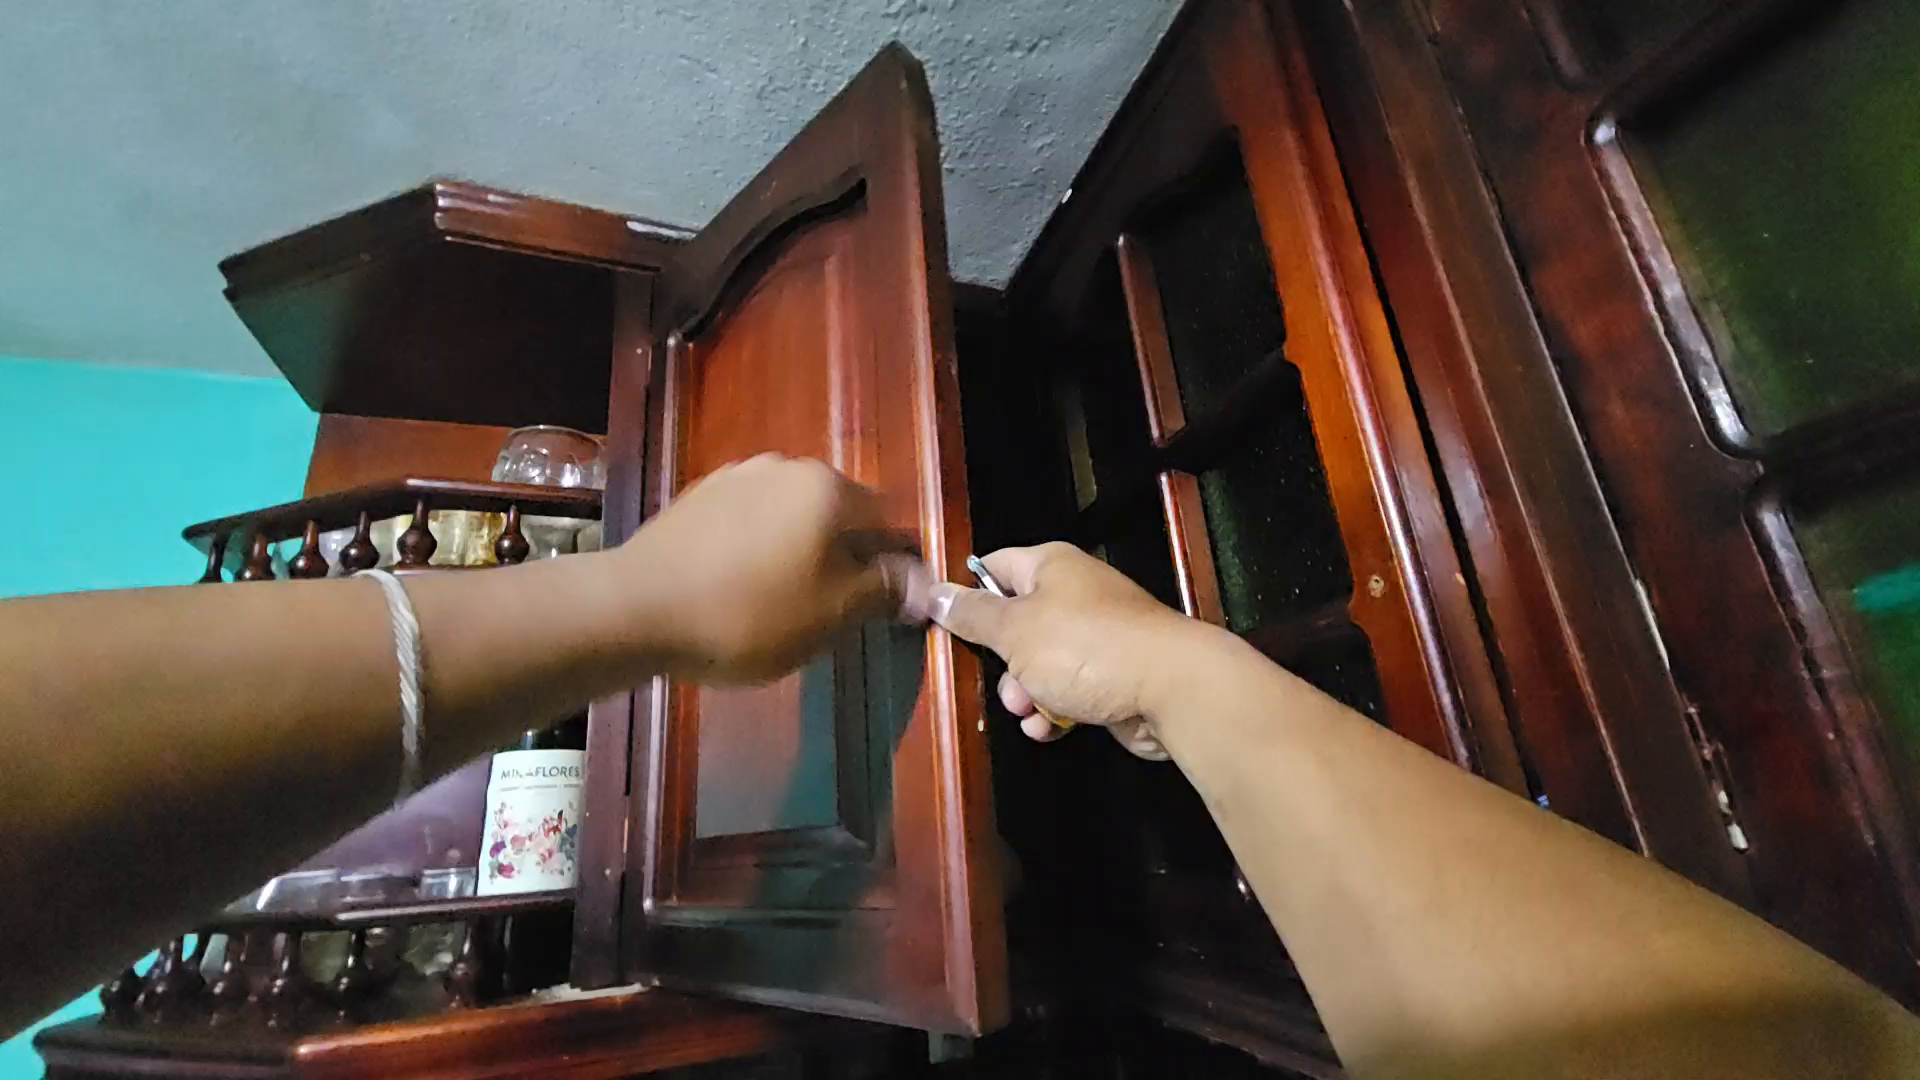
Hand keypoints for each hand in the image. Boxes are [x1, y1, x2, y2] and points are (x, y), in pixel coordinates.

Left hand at [621, 454, 921, 682]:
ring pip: (793, 515)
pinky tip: (741, 583)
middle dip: (847, 556)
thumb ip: (885, 591)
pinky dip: (761, 546)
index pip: (888, 522)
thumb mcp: (833, 612)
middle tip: (835, 608)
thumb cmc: (750, 612)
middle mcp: (786, 466)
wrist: (634, 609)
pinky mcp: (698, 496)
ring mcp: (737, 476)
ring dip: (803, 549)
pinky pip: (751, 520)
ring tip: (783, 599)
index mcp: (828, 487)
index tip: (888, 606)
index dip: (896, 566)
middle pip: (839, 513)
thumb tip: (921, 584)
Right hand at [923, 543, 1215, 759]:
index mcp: (1050, 567)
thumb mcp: (1015, 630)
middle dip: (1003, 662)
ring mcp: (1094, 636)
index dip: (969, 594)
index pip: (994, 567)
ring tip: (1031, 711)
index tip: (949, 625)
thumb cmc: (1085, 648)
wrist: (1170, 689)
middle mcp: (1072, 595)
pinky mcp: (1110, 674)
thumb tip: (934, 592)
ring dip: (1026, 692)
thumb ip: (972, 614)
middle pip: (1014, 623)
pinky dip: (1054, 708)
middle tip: (1007, 685)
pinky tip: (1049, 726)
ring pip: (1038, 663)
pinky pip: (1067, 687)